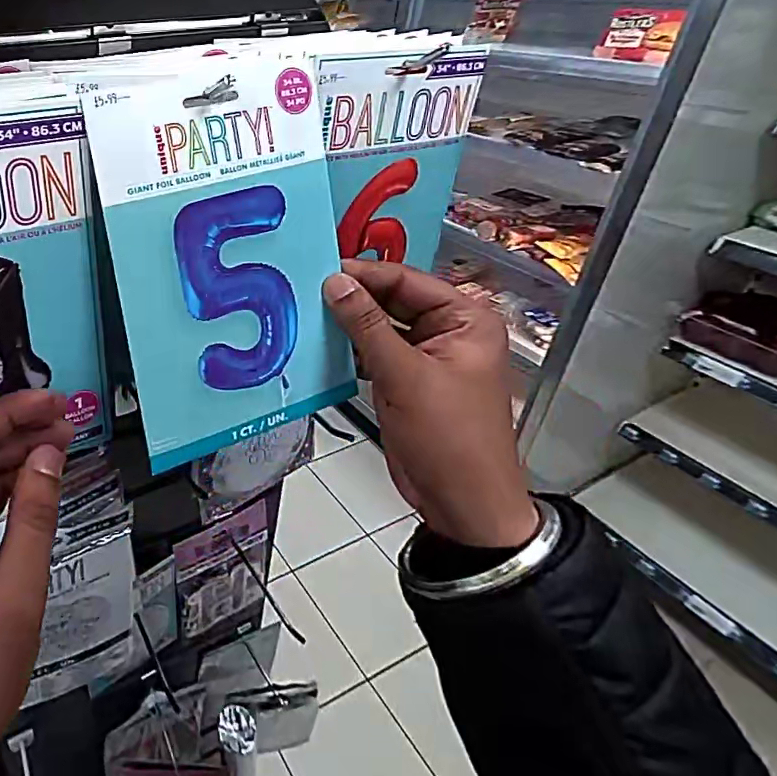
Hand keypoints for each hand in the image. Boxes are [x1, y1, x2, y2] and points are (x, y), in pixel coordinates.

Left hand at [0, 390, 74, 775]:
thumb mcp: (15, 594)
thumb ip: (34, 516)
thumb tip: (50, 452)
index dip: (10, 416)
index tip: (53, 400)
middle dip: (19, 433)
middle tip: (69, 419)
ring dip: (18, 457)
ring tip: (64, 440)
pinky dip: (10, 486)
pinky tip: (41, 473)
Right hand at [322, 259, 538, 549]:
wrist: (462, 505)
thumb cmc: (451, 441)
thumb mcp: (405, 376)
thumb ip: (366, 325)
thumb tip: (337, 283)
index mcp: (466, 320)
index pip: (408, 281)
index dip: (365, 275)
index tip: (325, 270)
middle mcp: (449, 332)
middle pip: (393, 301)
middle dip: (355, 299)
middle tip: (310, 291)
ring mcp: (427, 356)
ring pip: (381, 326)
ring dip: (350, 325)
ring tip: (310, 315)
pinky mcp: (407, 380)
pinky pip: (376, 352)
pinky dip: (352, 350)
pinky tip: (324, 346)